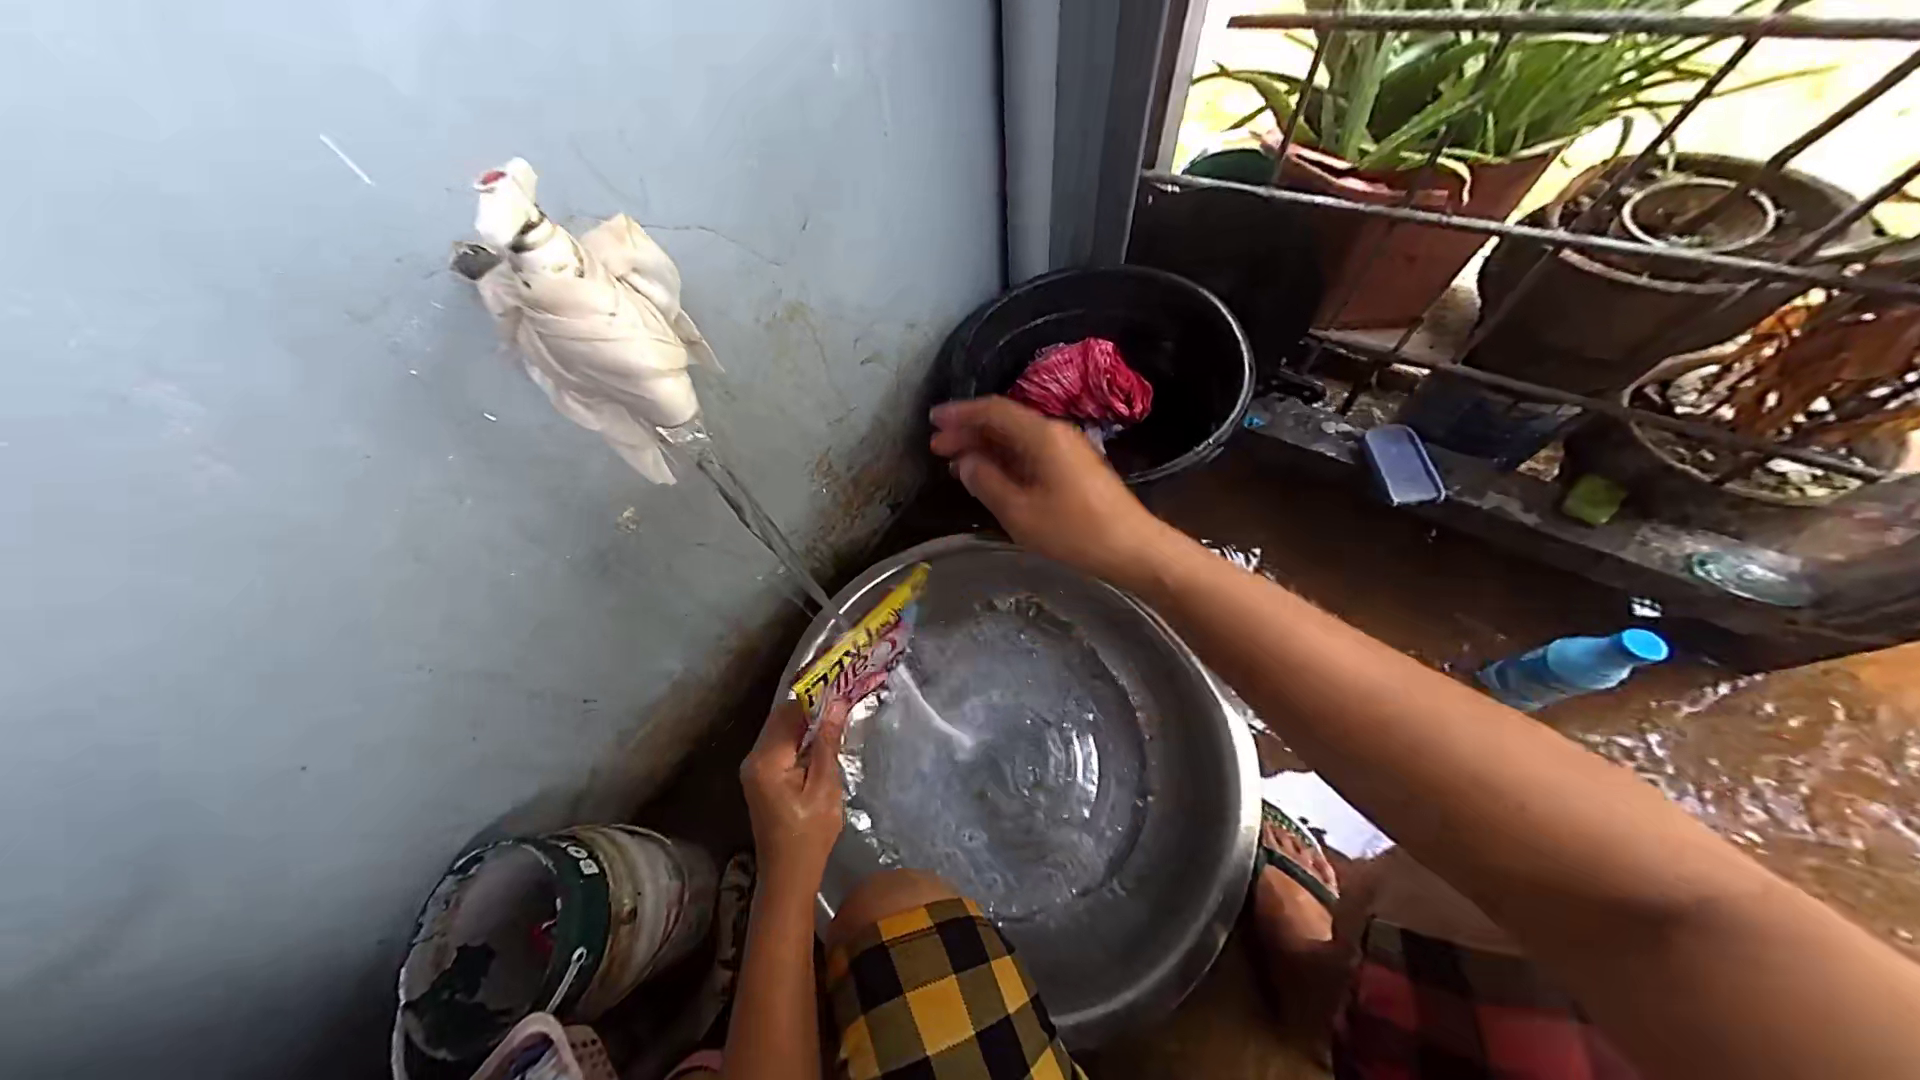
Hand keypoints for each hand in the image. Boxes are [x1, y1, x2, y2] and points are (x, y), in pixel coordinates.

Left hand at [740, 700, 847, 889]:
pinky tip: (822, 742)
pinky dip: (800, 740)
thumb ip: (827, 742)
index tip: (841, 687)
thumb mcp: (825, 786)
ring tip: (838, 718)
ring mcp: (754, 769)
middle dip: (812, 708)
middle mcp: (754, 758)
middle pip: (783, 719)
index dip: (816, 698)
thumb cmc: (810, 833)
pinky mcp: (760, 778)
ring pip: (782, 731)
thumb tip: (836, 704)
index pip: (790, 712)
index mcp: (767, 759)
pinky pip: (781, 747)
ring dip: (807, 724)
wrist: (788, 875)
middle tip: (844, 700)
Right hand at [929, 396, 1173, 582]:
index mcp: (1042, 436)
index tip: (933, 420)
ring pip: (1016, 438)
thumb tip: (966, 462)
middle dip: (969, 431)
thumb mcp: (1020, 512)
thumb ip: (987, 483)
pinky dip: (1005, 460)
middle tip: (937, 446)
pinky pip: (1030, 453)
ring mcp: (1066, 449)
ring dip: (985, 447)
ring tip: (956, 463)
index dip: (961, 413)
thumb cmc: (1075, 531)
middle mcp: (1055, 433)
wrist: (1132, 547)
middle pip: (1004, 421)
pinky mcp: (1072, 467)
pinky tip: (989, 476)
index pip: (994, 411)